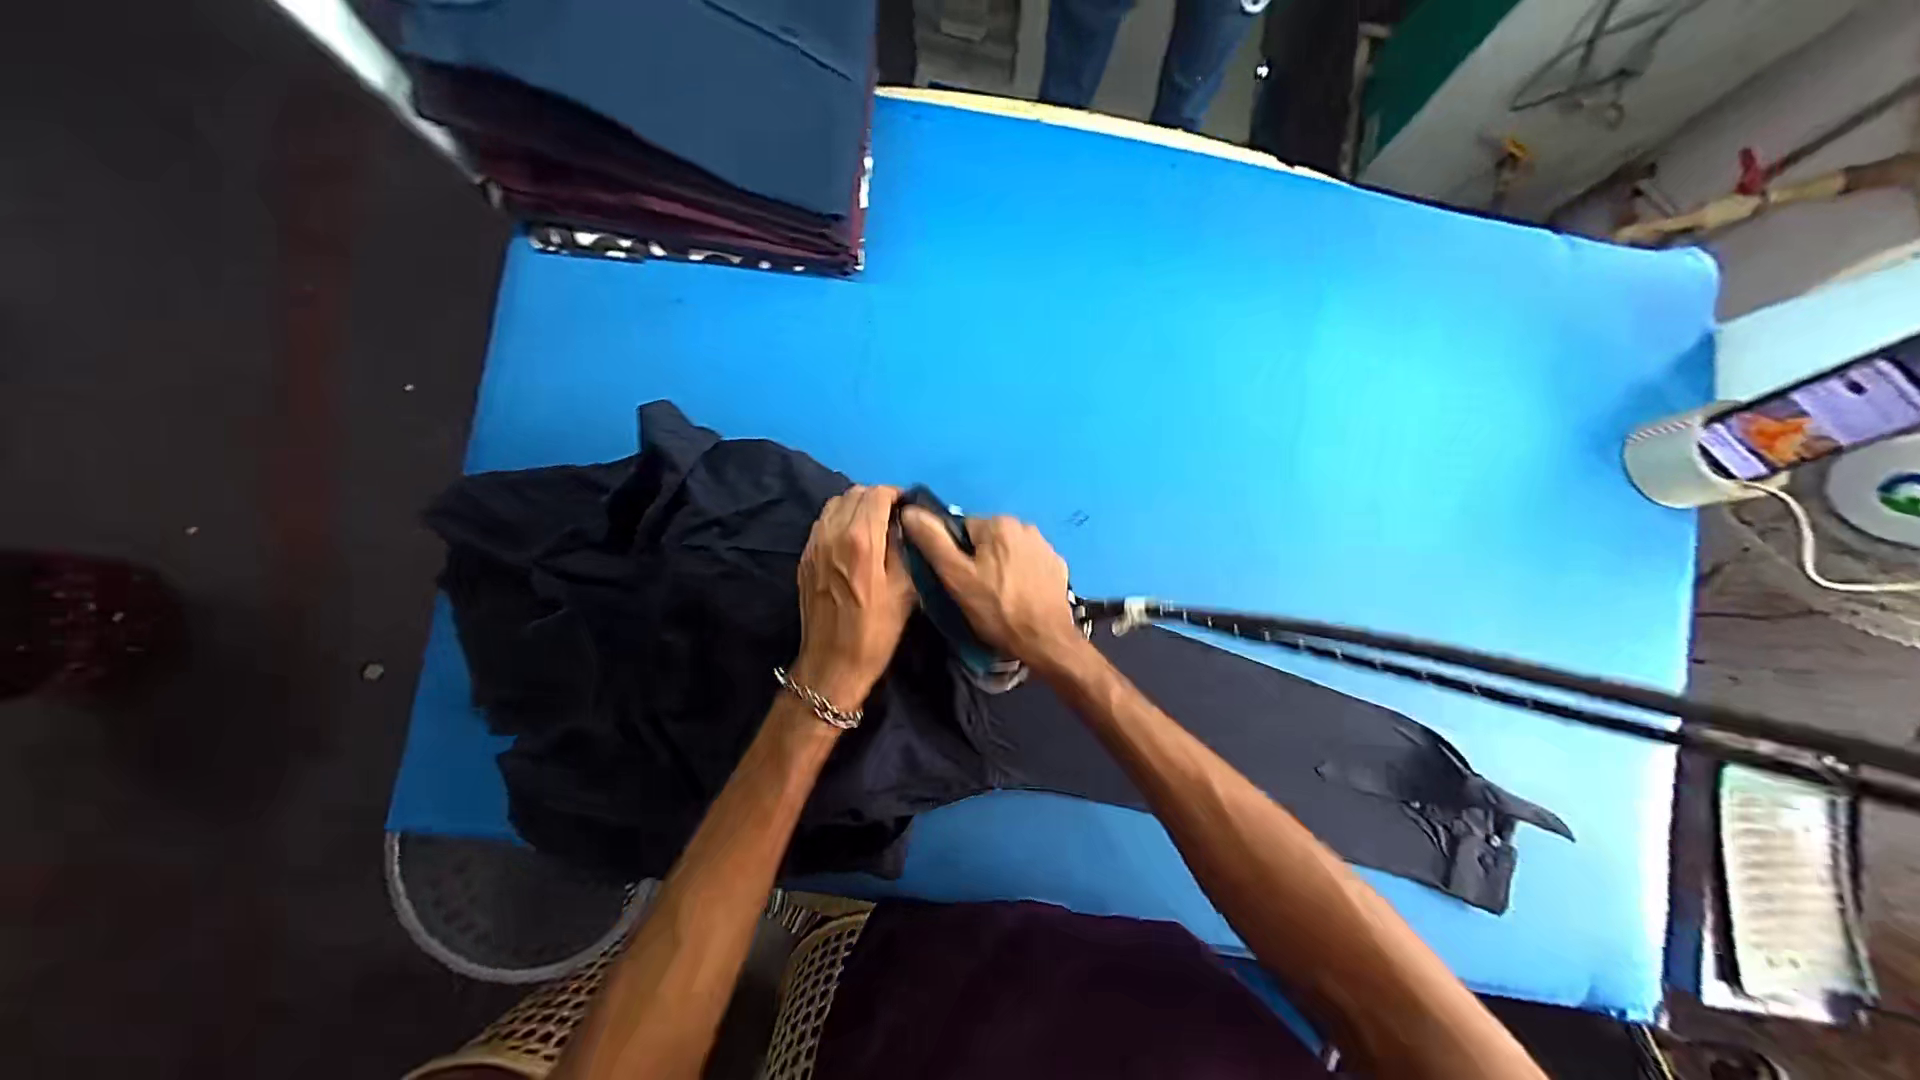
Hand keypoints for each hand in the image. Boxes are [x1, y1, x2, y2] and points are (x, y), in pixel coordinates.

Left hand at [791, 485, 915, 710]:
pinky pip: (822, 524)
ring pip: (835, 505)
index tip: (908, 509)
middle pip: (854, 494)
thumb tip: (903, 524)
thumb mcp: (905, 589)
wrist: (832, 662)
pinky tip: (853, 542)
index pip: (877, 494)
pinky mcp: (804, 558)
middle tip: (893, 517)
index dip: (896, 496)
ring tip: (873, 526)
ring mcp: (813, 545)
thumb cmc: (875, 630)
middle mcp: (832, 534)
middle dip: (877, 499)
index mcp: (860, 539)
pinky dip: (840, 522)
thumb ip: (904, 548)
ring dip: (856, 507)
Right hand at [898, 508, 1086, 672]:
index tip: (960, 580)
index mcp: (999, 523)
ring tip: (999, 597)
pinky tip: (1020, 597)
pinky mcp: (1057, 565)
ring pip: (1009, 551)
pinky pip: (1029, 563)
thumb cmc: (996, 609)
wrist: (1045, 640)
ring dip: (1001, 567)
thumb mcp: (956, 577)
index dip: (955, 555)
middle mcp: (1025, 526)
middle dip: (979, 560)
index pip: (962, 529)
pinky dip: (1022, 575)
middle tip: (977, 591)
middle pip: (986, 539)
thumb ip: (932, 541)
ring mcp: (1045, 546)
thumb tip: (910, 511)